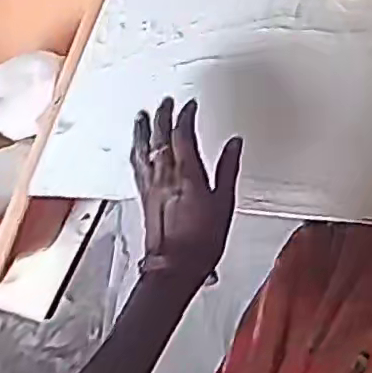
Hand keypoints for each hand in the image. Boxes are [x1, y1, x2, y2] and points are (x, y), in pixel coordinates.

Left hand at [134, 97, 243, 284]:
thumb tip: (234, 144)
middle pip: (159, 138)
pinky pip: (137, 167)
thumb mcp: (224, 201)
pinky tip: (137, 150)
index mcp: (186, 174)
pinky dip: (137, 152)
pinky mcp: (144, 199)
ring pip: (143, 151)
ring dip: (144, 131)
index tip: (190, 105)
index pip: (182, 135)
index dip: (185, 116)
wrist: (173, 270)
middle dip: (162, 117)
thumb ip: (228, 168)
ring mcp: (151, 188)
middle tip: (166, 102)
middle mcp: (164, 177)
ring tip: (143, 117)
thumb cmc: (201, 240)